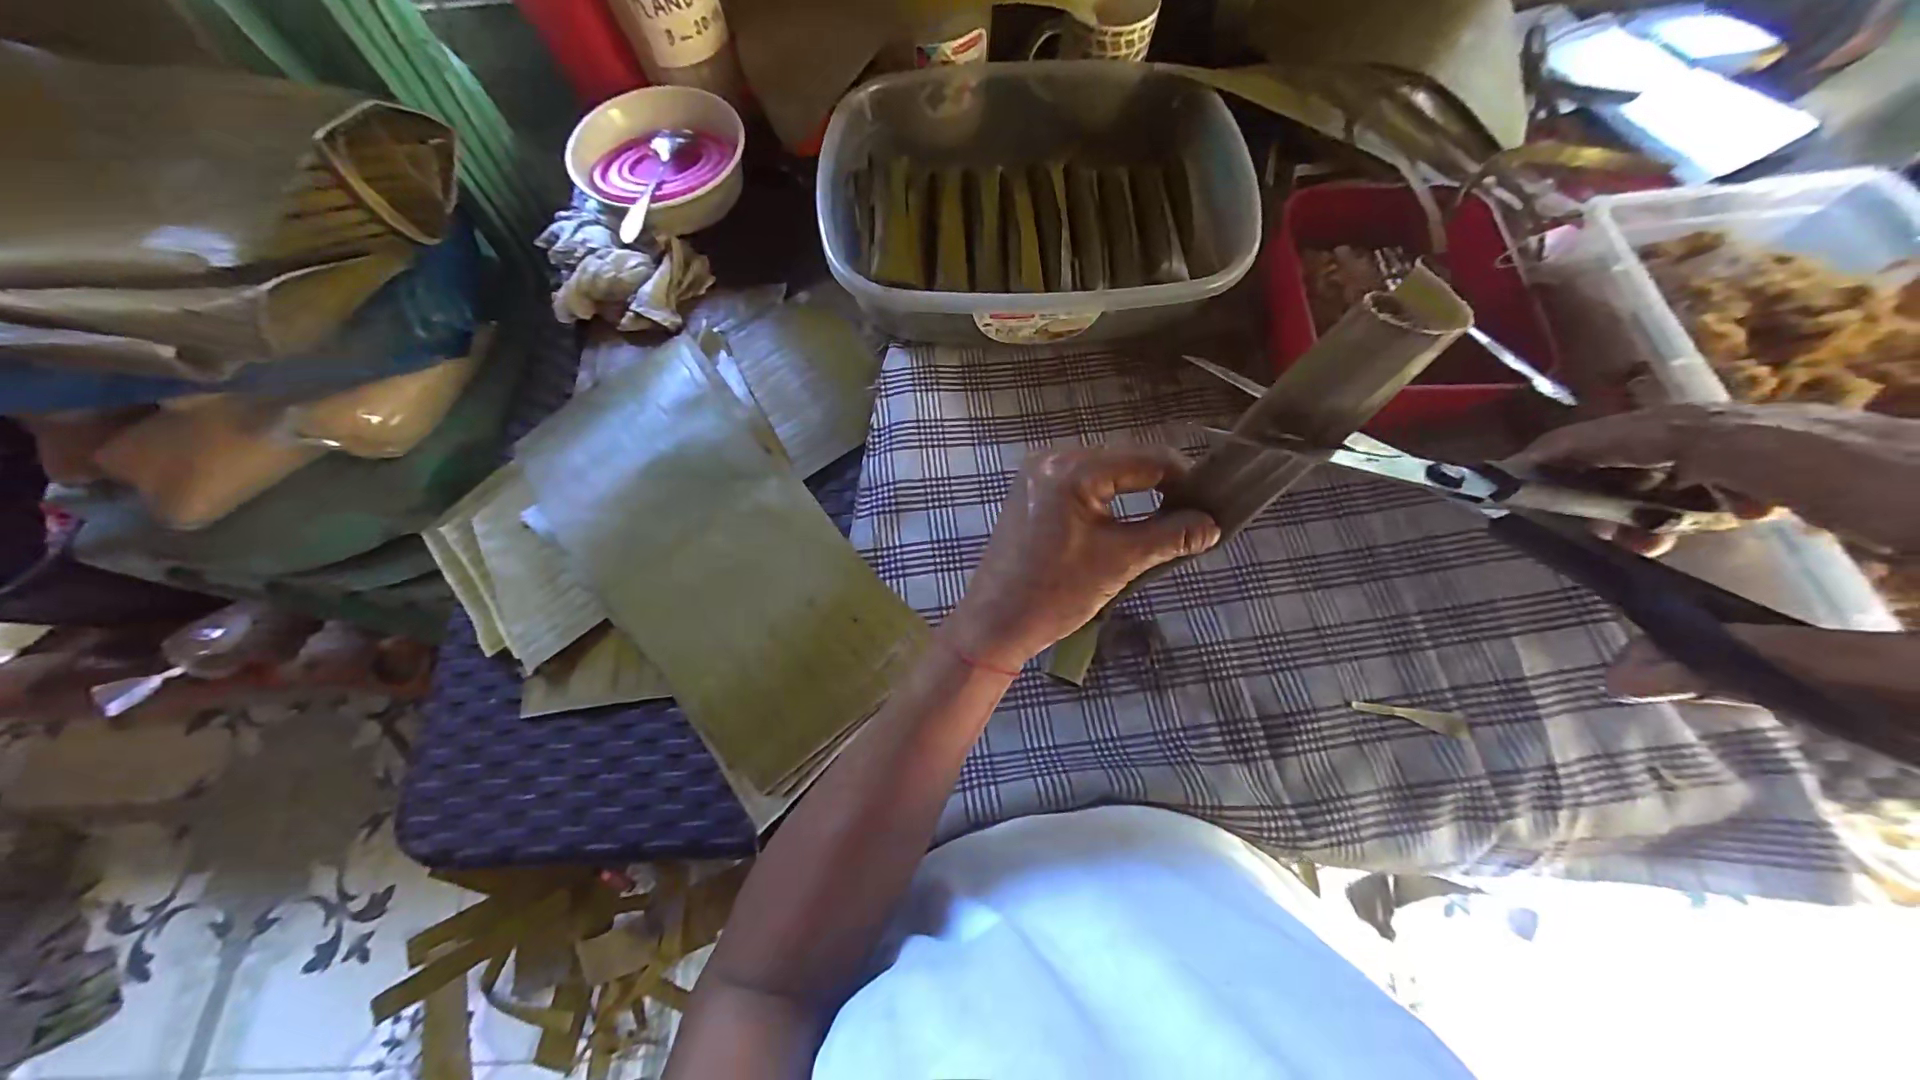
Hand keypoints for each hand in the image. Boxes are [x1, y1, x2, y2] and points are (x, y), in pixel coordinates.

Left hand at [942, 444, 1221, 670]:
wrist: (996, 623)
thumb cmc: (1055, 593)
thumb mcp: (1119, 562)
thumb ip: (1170, 536)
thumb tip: (1213, 524)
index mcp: (1072, 469)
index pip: (1147, 459)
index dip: (1184, 479)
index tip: (1209, 505)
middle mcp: (1051, 458)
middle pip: (1125, 461)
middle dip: (1160, 486)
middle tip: (1190, 516)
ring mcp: (1037, 474)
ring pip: (1104, 472)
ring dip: (1135, 492)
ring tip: (1165, 521)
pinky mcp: (1031, 492)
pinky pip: (1082, 485)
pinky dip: (1108, 499)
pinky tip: (1125, 521)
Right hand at [1513, 404, 1919, 716]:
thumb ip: (1763, 669)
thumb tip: (1620, 677)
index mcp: (1887, 489)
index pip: (1711, 435)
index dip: (1609, 441)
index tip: (1534, 464)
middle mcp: (1900, 452)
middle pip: (1728, 423)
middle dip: (1627, 451)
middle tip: (1557, 494)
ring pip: (1770, 433)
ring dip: (1680, 465)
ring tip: (1633, 520)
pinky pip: (1812, 452)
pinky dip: (1738, 476)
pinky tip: (1725, 519)